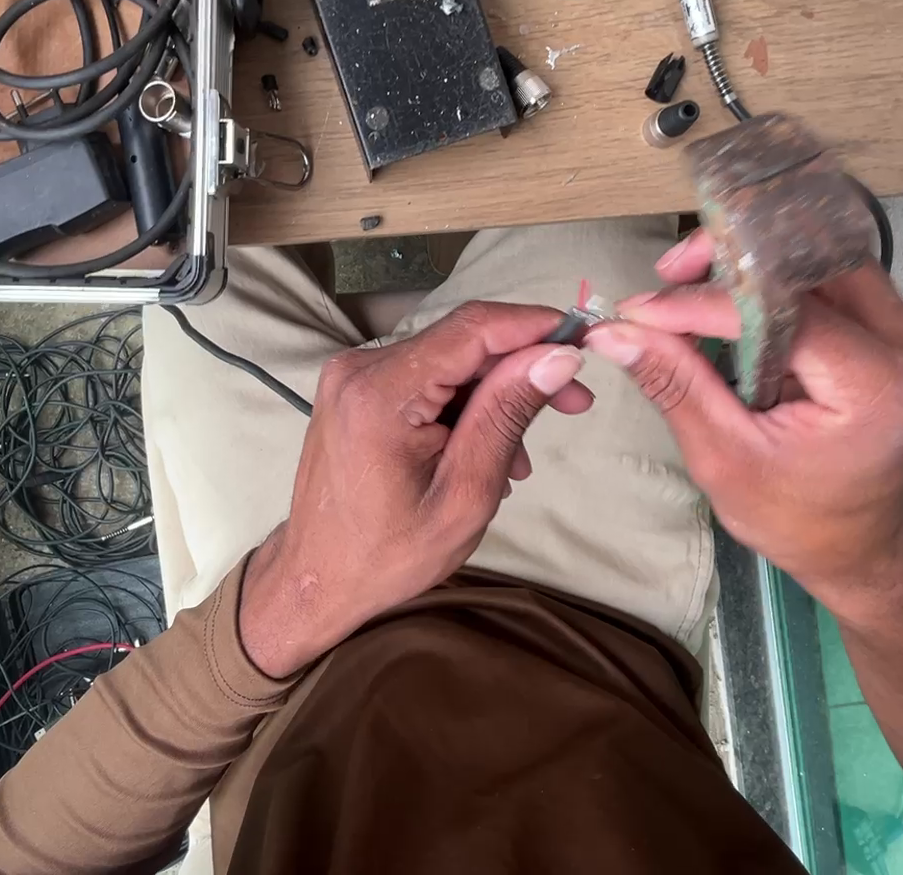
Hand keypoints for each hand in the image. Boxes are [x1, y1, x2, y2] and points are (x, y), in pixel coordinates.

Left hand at [239, 302, 594, 677]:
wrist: (317, 577)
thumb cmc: (390, 553)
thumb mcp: (465, 492)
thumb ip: (508, 416)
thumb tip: (559, 356)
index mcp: (381, 392)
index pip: (471, 329)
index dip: (534, 325)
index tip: (585, 339)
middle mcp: (359, 366)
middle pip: (461, 342)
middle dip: (522, 367)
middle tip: (575, 402)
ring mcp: (351, 374)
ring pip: (447, 360)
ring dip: (493, 394)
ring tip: (520, 457)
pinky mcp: (354, 387)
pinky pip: (424, 377)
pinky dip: (460, 404)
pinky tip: (481, 450)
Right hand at [582, 231, 902, 604]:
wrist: (858, 548)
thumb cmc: (794, 517)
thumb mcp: (722, 456)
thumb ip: (673, 383)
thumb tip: (613, 331)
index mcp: (876, 384)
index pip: (782, 310)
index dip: (703, 303)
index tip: (638, 311)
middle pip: (813, 260)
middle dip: (734, 257)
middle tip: (668, 274)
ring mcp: (900, 332)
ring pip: (816, 260)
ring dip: (748, 263)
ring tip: (685, 283)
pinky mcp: (882, 332)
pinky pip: (820, 282)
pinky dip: (766, 282)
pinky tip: (720, 301)